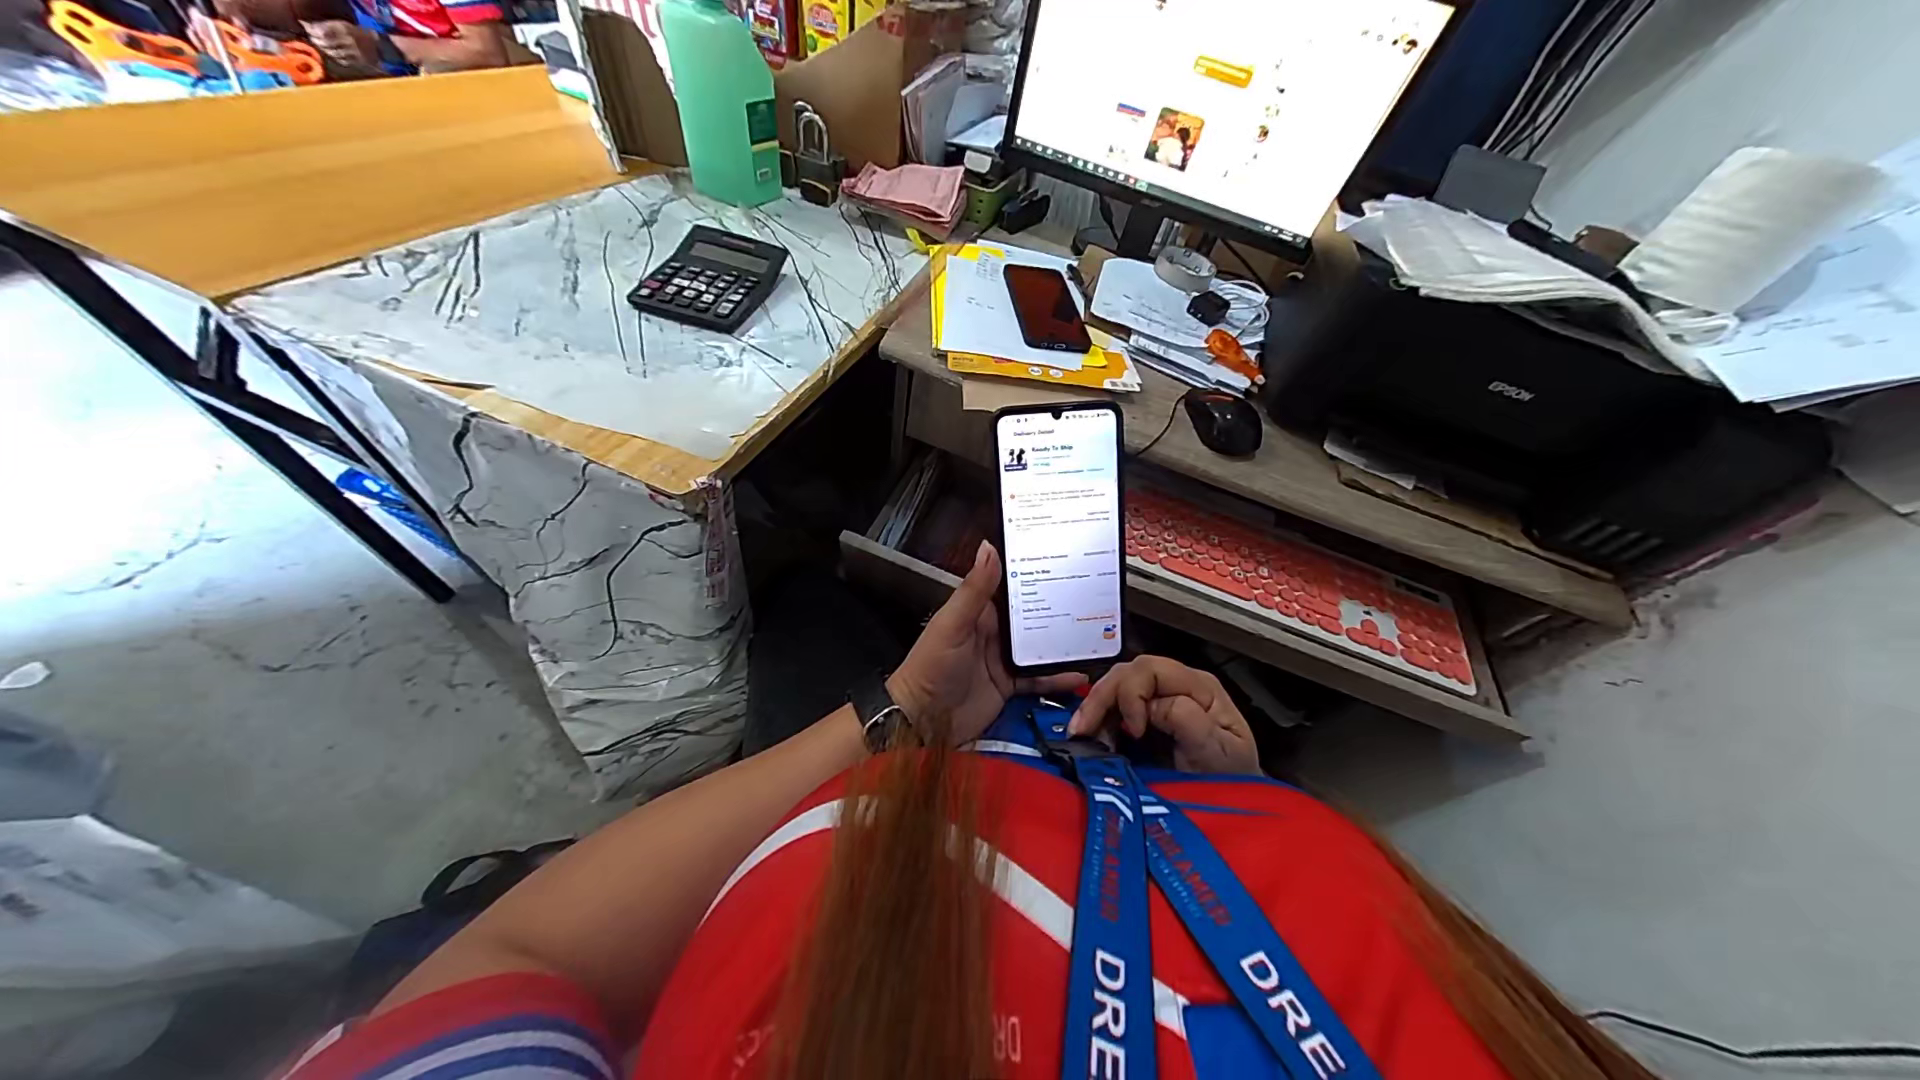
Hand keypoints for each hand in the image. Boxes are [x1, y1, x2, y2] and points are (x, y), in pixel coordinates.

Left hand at [303, 19, 381, 69]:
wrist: (380, 46)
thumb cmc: (359, 33)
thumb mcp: (344, 25)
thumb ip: (326, 25)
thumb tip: (305, 25)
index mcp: (345, 28)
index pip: (322, 30)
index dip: (311, 30)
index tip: (306, 28)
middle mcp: (349, 40)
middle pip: (326, 42)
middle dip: (316, 40)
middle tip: (312, 38)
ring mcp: (355, 53)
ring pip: (333, 52)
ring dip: (324, 49)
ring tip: (321, 46)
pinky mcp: (359, 62)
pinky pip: (342, 60)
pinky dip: (335, 57)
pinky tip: (332, 54)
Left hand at [887, 541, 1086, 745]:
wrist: (922, 720)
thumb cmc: (927, 669)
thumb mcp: (953, 624)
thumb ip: (974, 589)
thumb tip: (988, 549)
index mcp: (979, 611)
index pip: (1011, 586)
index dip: (1034, 575)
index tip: (1061, 562)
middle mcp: (994, 633)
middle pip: (1032, 617)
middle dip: (1058, 609)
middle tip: (1088, 598)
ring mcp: (1003, 659)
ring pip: (1040, 647)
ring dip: (1062, 642)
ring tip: (1090, 634)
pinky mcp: (1009, 685)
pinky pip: (1039, 678)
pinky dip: (1057, 677)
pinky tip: (1076, 674)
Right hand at [1068, 656, 1260, 774]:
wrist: (1233, 808)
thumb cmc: (1232, 781)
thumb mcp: (1220, 754)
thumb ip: (1190, 722)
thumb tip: (1151, 706)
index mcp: (1198, 686)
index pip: (1151, 669)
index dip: (1132, 694)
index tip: (1132, 732)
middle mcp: (1175, 684)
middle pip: (1127, 673)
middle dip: (1101, 698)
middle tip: (1081, 731)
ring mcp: (1158, 698)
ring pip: (1114, 686)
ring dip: (1094, 708)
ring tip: (1080, 736)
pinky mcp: (1143, 716)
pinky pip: (1113, 707)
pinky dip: (1096, 720)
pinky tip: (1087, 738)